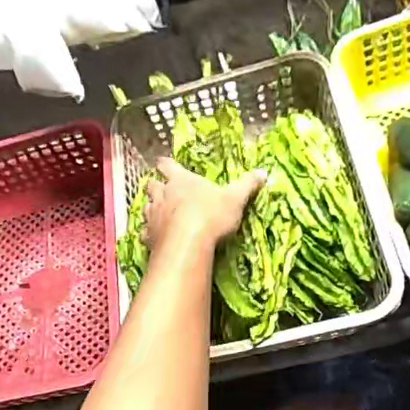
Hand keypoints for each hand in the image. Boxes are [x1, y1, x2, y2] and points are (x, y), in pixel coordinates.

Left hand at [145, 157, 264, 250]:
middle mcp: (163, 194)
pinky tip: (156, 239)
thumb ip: (247, 185)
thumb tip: (263, 173)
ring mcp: (153, 216)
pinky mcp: (149, 237)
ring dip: (152, 209)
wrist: (188, 245)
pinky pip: (145, 233)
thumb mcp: (235, 198)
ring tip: (161, 215)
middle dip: (156, 186)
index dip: (166, 165)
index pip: (167, 165)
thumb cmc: (211, 215)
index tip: (165, 165)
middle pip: (152, 185)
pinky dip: (149, 234)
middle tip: (164, 191)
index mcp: (181, 180)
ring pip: (146, 207)